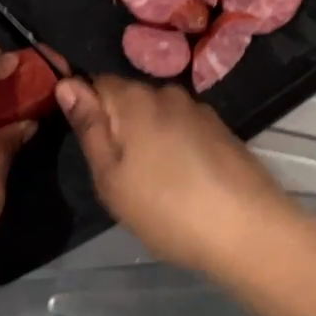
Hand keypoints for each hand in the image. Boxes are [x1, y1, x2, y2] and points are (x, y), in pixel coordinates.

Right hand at [56, 76, 296, 272]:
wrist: (248, 231)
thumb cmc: (166, 208)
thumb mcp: (110, 176)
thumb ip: (88, 127)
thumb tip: (67, 84)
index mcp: (133, 99)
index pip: (94, 83)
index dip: (87, 111)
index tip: (91, 147)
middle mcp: (166, 94)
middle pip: (128, 99)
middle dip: (119, 127)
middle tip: (120, 174)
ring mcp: (199, 111)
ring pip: (158, 116)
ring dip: (149, 139)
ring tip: (154, 183)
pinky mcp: (222, 131)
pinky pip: (184, 130)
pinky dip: (177, 149)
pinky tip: (184, 183)